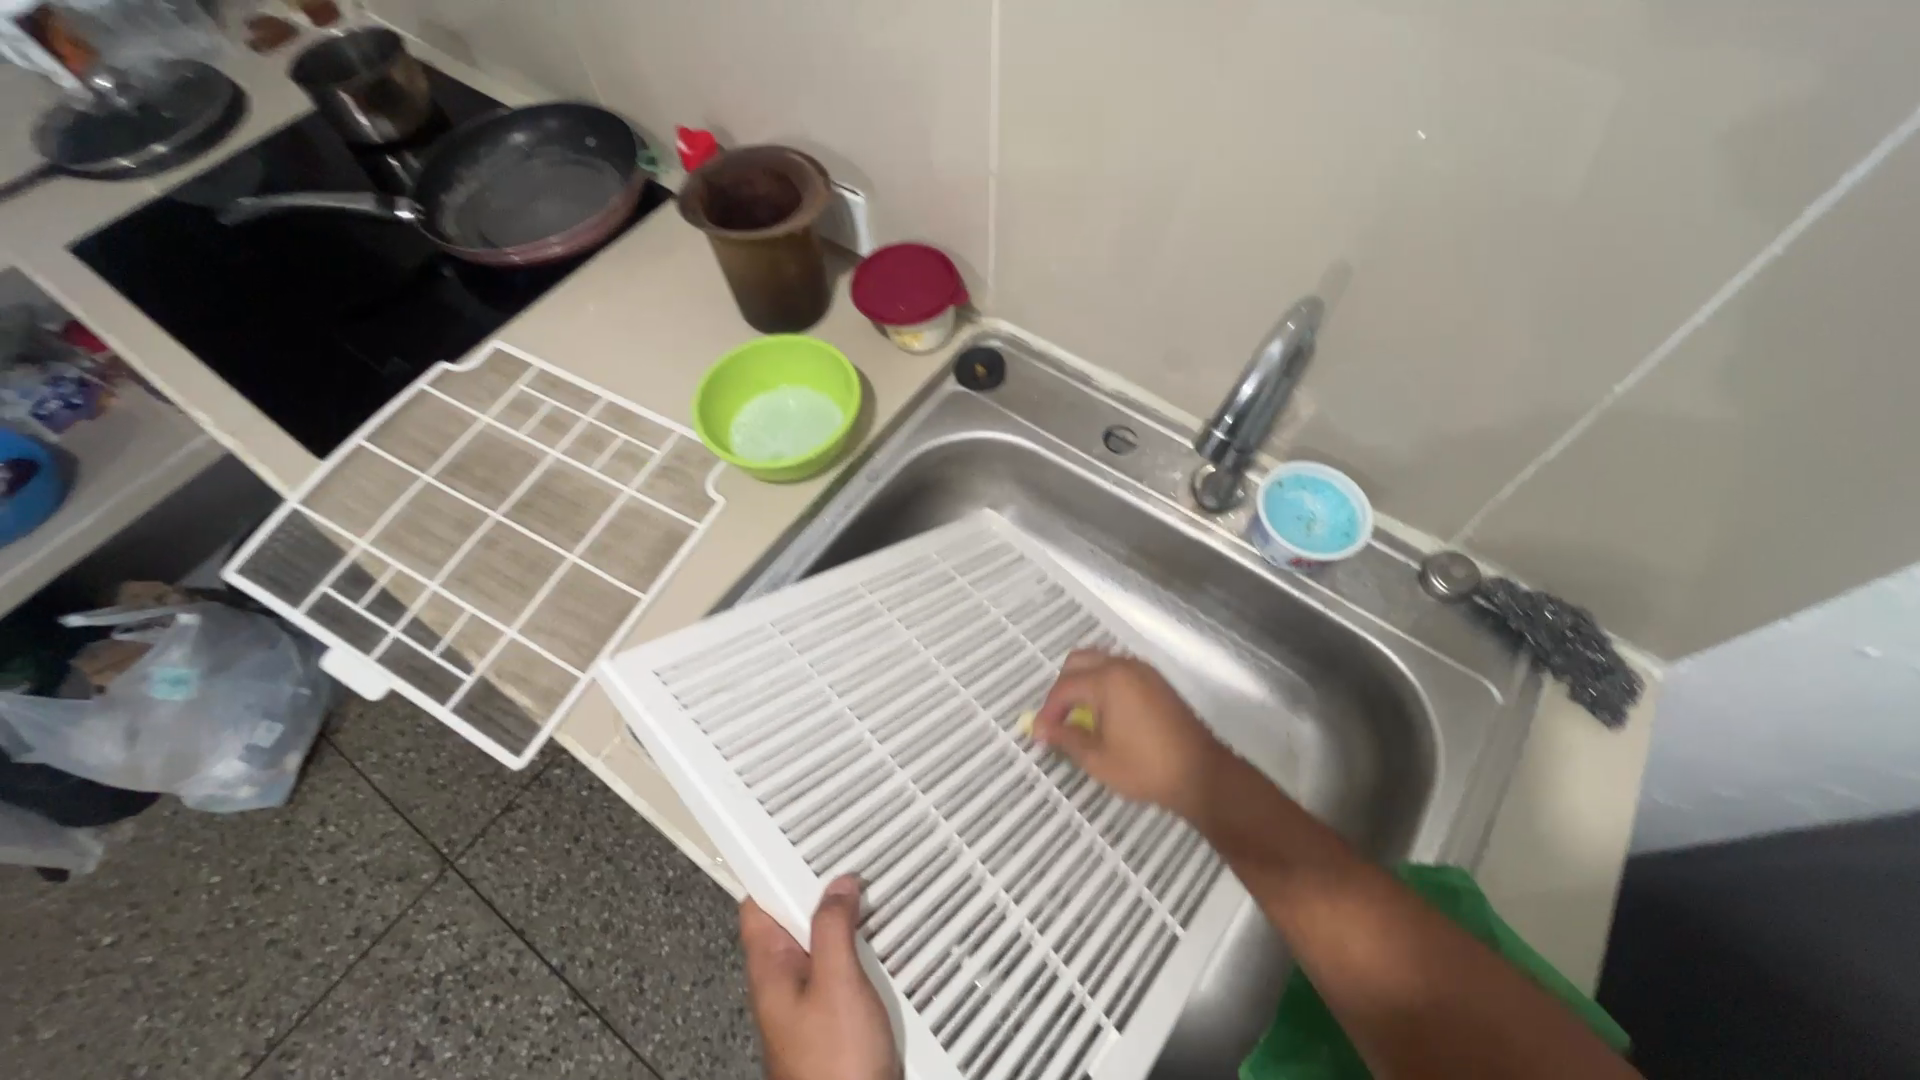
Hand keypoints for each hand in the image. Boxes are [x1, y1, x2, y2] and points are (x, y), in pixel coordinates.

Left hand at [739, 875, 899, 1079]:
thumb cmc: (834, 1068)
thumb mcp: (835, 983)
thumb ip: (834, 928)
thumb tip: (839, 886)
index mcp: (770, 967)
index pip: (759, 903)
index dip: (776, 869)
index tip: (803, 842)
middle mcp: (785, 980)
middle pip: (797, 919)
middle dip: (824, 891)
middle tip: (851, 864)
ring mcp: (812, 999)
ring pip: (826, 942)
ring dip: (850, 921)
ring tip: (875, 894)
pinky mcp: (839, 1016)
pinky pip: (848, 969)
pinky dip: (866, 951)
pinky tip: (888, 942)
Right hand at [1031, 649, 1233, 821]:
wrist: (1201, 774)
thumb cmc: (1145, 768)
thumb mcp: (1097, 759)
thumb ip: (1066, 738)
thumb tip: (1043, 730)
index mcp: (1107, 680)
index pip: (1064, 688)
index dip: (1048, 711)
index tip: (1040, 735)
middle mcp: (1124, 666)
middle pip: (1079, 662)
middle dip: (1062, 688)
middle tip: (1058, 719)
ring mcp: (1144, 671)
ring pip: (1100, 662)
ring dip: (1083, 682)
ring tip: (1079, 715)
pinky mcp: (1157, 682)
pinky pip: (1120, 670)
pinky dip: (1104, 683)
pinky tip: (1104, 713)